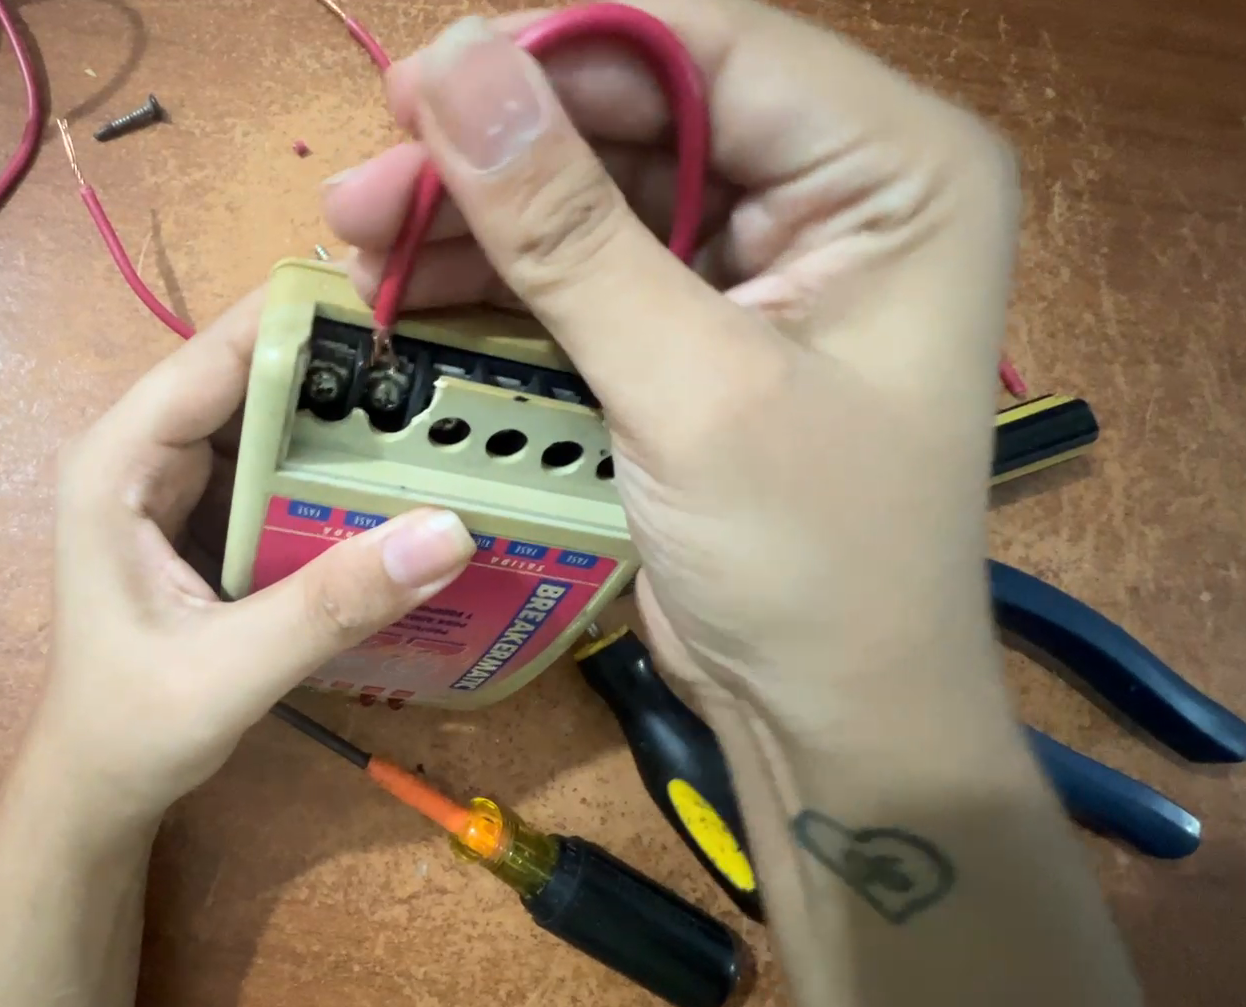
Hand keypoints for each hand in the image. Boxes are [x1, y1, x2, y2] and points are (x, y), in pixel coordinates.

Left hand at [39, 292, 475, 816]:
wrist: (102, 784)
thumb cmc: (135, 728)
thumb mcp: (231, 670)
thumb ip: (332, 604)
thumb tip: (450, 531)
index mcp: (117, 465)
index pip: (213, 359)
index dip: (301, 322)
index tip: (400, 303)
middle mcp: (143, 456)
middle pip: (248, 380)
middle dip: (338, 369)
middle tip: (443, 364)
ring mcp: (177, 485)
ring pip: (268, 424)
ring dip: (343, 420)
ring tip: (438, 408)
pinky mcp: (207, 518)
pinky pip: (277, 472)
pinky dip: (332, 472)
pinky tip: (397, 477)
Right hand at [323, 4, 1019, 732]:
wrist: (816, 702)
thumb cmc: (806, 555)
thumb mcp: (689, 385)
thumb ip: (569, 231)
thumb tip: (455, 68)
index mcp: (887, 172)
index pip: (702, 51)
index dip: (551, 57)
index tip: (415, 88)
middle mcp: (820, 201)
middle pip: (627, 130)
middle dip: (490, 160)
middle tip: (362, 192)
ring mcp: (740, 276)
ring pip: (584, 209)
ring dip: (470, 229)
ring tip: (359, 245)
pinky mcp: (676, 343)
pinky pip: (571, 286)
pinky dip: (490, 293)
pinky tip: (410, 295)